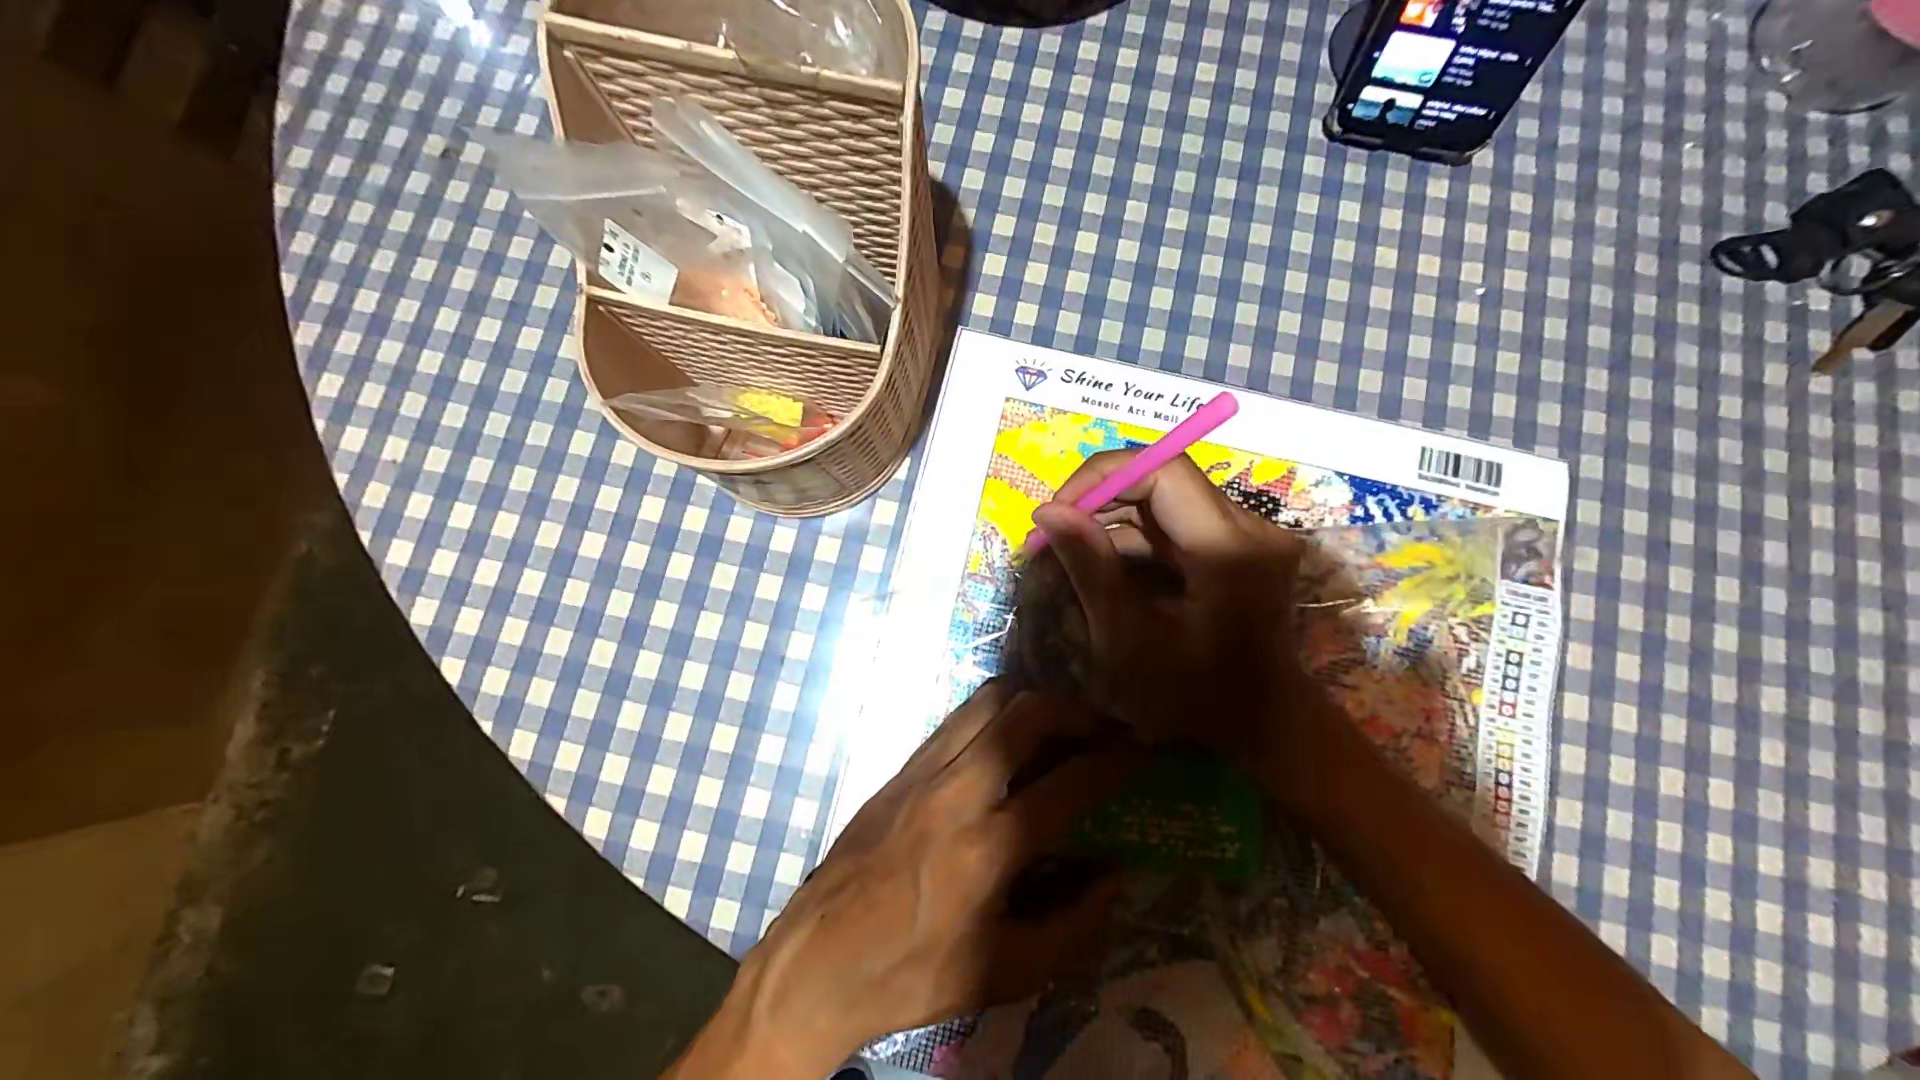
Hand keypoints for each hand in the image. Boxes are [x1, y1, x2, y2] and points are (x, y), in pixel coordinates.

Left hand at [664, 683, 1141, 1079]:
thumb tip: (1116, 874)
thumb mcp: (1003, 974)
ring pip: (988, 701)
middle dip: (1076, 710)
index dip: (1115, 762)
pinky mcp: (900, 766)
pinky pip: (958, 717)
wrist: (816, 959)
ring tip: (1061, 721)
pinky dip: (995, 710)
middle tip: (1104, 727)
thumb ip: (1072, 926)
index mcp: (987, 847)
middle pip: (1025, 715)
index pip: (1068, 783)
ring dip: (1034, 700)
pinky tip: (1009, 735)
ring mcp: (923, 770)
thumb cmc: (911, 976)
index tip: (1142, 754)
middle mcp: (957, 791)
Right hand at [1030, 450, 1305, 762]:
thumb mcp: (1128, 639)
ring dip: (1112, 517)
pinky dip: (1134, 535)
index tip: (1057, 512)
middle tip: (1052, 535)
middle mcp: (1250, 528)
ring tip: (1068, 550)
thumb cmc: (1195, 697)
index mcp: (1228, 550)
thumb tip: (1047, 511)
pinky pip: (1176, 521)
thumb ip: (1089, 568)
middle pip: (1163, 480)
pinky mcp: (1238, 544)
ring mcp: (1248, 534)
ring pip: (1165, 498)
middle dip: (1099, 500)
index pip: (1164, 471)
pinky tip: (1102, 561)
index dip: (1103, 477)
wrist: (1262, 722)